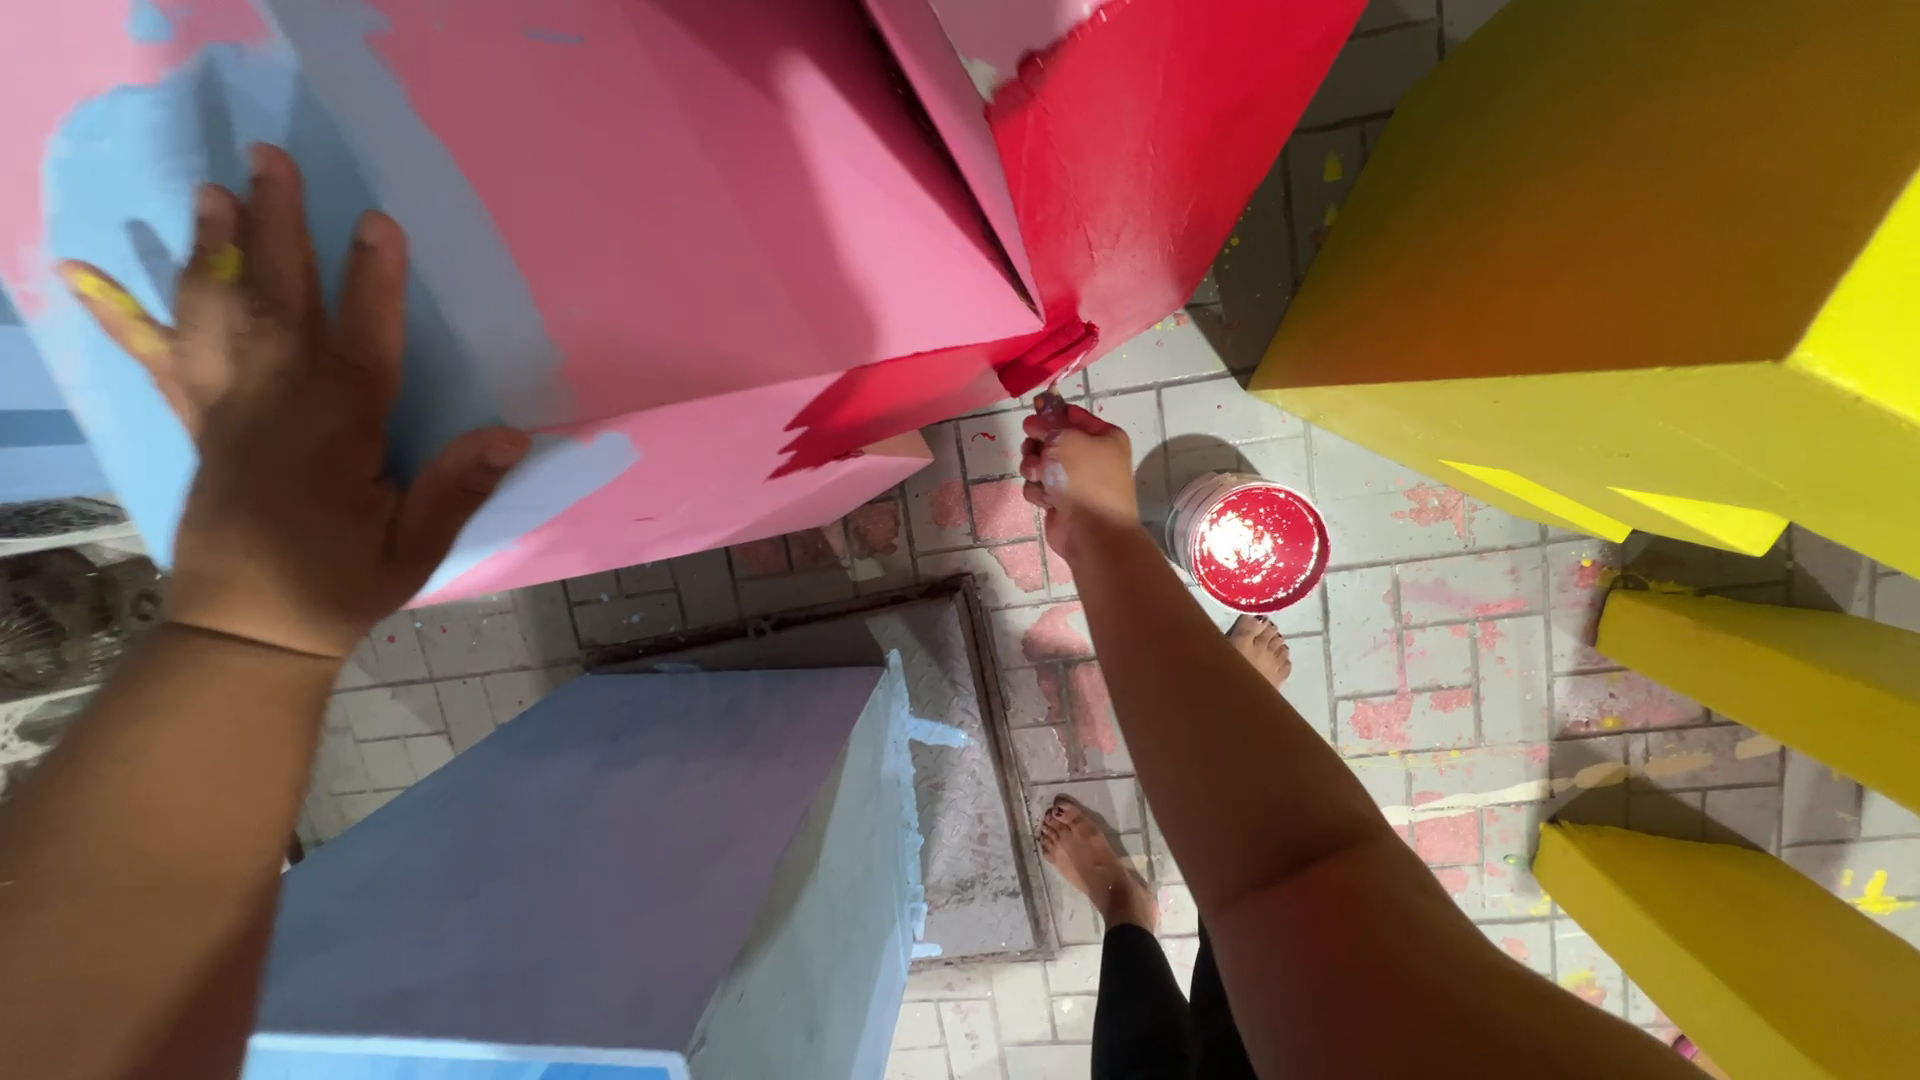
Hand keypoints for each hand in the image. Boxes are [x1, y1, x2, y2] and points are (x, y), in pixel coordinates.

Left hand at [59, 144, 528, 658]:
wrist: (248, 627)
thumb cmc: (344, 585)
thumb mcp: (417, 548)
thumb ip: (456, 488)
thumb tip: (510, 434)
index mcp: (335, 440)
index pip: (361, 349)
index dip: (372, 286)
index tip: (378, 224)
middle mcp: (272, 412)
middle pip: (278, 309)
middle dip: (280, 232)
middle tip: (272, 160)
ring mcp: (224, 414)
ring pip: (215, 320)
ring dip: (212, 250)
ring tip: (213, 190)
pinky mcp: (199, 426)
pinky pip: (159, 362)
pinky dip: (123, 315)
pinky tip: (85, 271)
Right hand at [1019, 400, 1138, 562]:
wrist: (1093, 531)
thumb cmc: (1085, 478)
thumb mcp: (1065, 439)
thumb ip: (1047, 425)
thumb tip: (1034, 423)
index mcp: (1102, 436)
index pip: (1071, 414)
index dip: (1050, 411)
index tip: (1033, 408)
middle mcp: (1089, 456)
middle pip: (1049, 439)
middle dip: (1037, 445)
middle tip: (1035, 450)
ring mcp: (1073, 480)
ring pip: (1038, 463)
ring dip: (1033, 469)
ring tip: (1041, 477)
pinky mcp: (1059, 500)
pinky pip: (1038, 486)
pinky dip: (1038, 491)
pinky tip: (1047, 499)